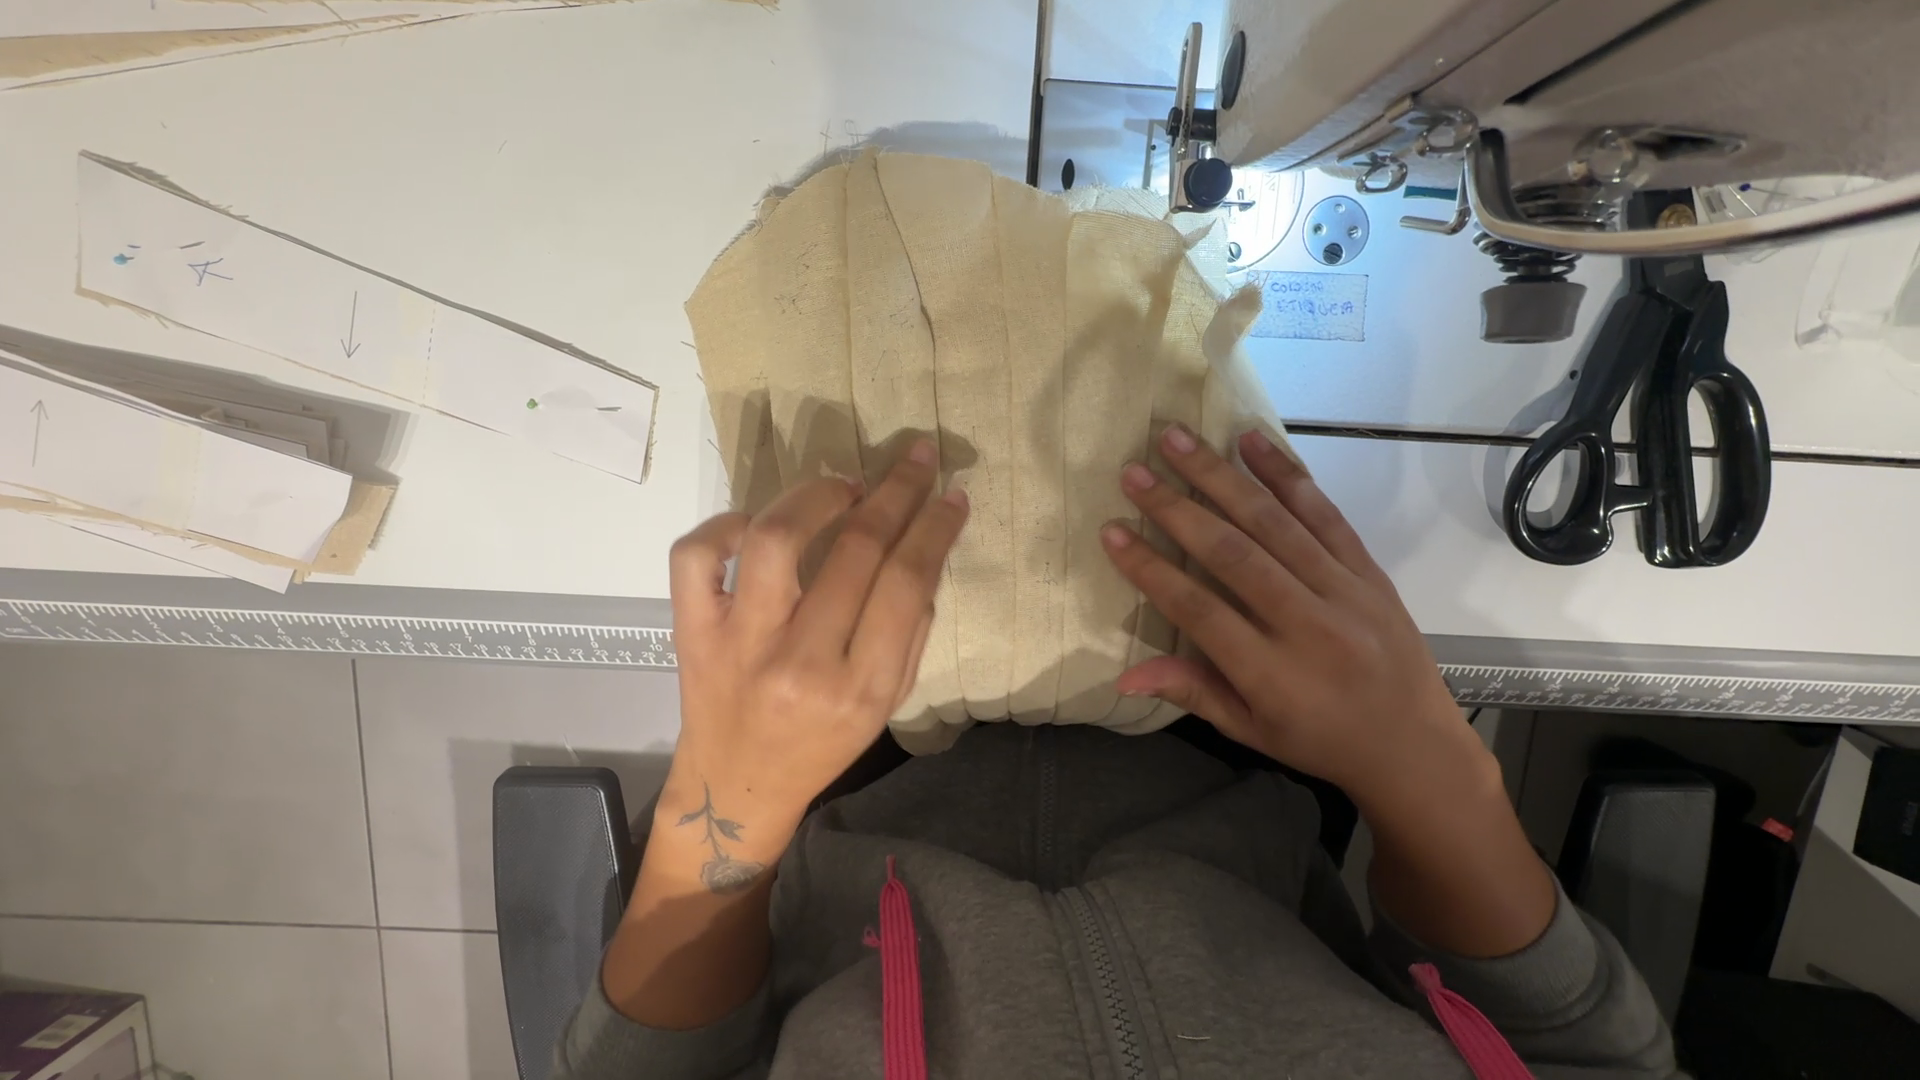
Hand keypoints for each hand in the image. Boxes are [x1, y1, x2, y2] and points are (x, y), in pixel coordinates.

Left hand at [602, 439, 967, 1028]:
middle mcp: (799, 661)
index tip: (951, 495)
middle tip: (917, 458)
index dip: (934, 527)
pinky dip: (727, 523)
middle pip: (855, 550)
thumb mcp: (887, 704)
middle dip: (896, 491)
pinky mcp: (692, 631)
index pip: (906, 583)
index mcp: (858, 687)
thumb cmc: (824, 745)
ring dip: (818, 495)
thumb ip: (911, 631)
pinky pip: (696, 556)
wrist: (737, 788)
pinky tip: (759, 523)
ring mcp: (738, 642)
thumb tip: (923, 549)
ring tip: (845, 485)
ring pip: (775, 540)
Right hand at [1103, 426, 1553, 957]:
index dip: (1151, 569)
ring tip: (1179, 440)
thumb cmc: (1320, 742)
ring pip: (1274, 522)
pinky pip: (1324, 513)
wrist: (1418, 747)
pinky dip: (1287, 473)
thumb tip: (1123, 677)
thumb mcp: (1250, 731)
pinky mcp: (1369, 570)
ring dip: (1221, 476)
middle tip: (1135, 472)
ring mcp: (1344, 591)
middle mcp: (1308, 624)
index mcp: (1272, 673)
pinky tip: (1252, 440)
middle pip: (1233, 554)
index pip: (1199, 610)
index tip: (1112, 531)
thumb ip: (1192, 692)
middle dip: (1177, 509)